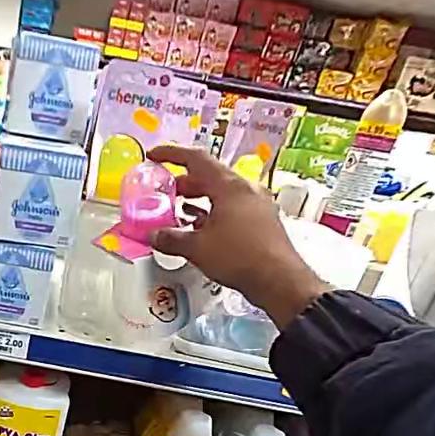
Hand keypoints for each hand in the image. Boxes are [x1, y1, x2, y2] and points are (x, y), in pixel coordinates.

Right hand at [148, 145, 328, 328]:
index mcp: (230, 186)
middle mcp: (246, 189)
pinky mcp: (263, 221)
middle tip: (165, 193)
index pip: (196, 159)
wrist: (279, 281)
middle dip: (184, 184)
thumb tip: (154, 236)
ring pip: (222, 194)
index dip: (171, 154)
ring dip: (199, 201)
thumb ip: (171, 239)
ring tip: (180, 214)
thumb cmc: (242, 257)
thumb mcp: (197, 248)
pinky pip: (234, 208)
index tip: (155, 156)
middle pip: (210, 176)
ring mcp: (258, 204)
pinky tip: (202, 231)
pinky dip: (214, 213)